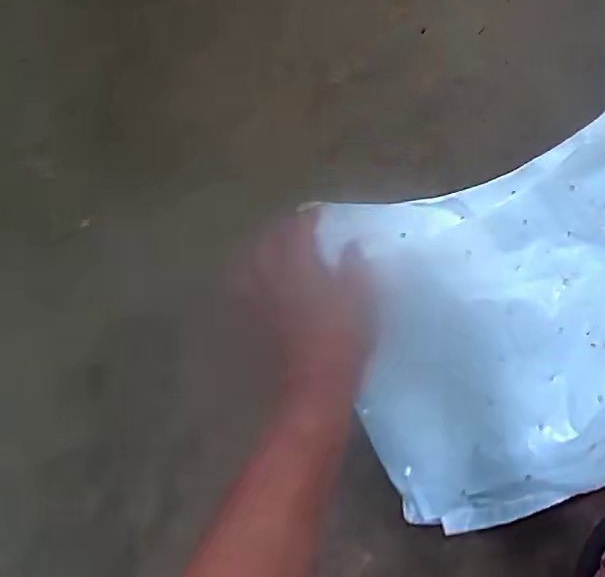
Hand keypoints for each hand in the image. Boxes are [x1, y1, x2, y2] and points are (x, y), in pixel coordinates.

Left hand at [232, 207, 373, 398]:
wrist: (312, 392)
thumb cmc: (344, 342)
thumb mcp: (364, 299)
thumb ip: (356, 267)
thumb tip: (352, 245)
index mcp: (300, 270)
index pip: (297, 232)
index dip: (308, 219)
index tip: (320, 213)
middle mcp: (271, 282)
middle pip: (264, 246)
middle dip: (278, 231)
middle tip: (294, 228)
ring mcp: (255, 306)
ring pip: (245, 268)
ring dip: (257, 252)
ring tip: (270, 250)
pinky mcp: (249, 328)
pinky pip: (241, 294)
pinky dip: (249, 279)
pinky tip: (261, 284)